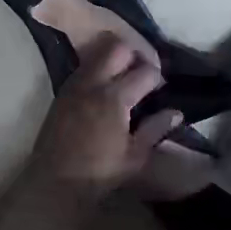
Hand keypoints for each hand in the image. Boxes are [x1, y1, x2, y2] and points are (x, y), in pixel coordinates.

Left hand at [21, 33, 182, 204]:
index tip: (159, 88)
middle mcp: (94, 82)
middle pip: (117, 47)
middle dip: (135, 55)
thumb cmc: (99, 173)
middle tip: (141, 73)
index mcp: (115, 97)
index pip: (145, 71)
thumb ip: (156, 129)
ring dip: (114, 58)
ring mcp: (75, 84)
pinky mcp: (62, 91)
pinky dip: (97, 68)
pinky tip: (103, 87)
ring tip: (123, 78)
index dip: (157, 77)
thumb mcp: (135, 156)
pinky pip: (83, 67)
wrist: (54, 182)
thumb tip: (176, 112)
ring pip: (97, 53)